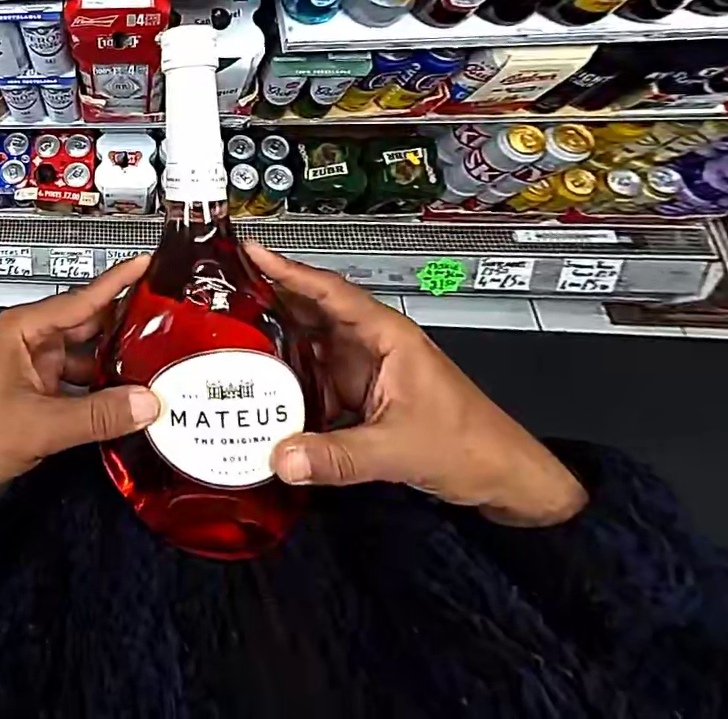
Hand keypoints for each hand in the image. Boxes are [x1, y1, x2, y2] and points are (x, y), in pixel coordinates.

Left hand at [0, 256, 159, 510]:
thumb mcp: (39, 426)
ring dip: (117, 363)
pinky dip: (103, 389)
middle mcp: (32, 341)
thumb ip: (98, 415)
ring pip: (88, 355)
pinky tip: (127, 398)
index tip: (149, 264)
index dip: (120, 279)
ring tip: (156, 365)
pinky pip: (81, 382)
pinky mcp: (39, 391)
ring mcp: (36, 366)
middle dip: (127, 324)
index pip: (83, 296)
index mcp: (25, 329)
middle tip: (169, 323)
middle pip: (91, 324)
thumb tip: (145, 403)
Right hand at [246, 242, 587, 526]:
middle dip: (272, 296)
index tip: (253, 251)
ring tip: (232, 331)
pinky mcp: (362, 391)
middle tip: (225, 289)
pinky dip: (291, 377)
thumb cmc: (468, 445)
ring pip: (313, 342)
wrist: (501, 475)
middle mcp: (372, 342)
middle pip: (315, 310)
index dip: (290, 270)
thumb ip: (338, 456)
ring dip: (278, 337)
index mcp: (387, 335)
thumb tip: (281, 457)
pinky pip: (317, 375)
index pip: (331, 291)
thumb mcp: (399, 449)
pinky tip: (264, 384)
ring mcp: (365, 366)